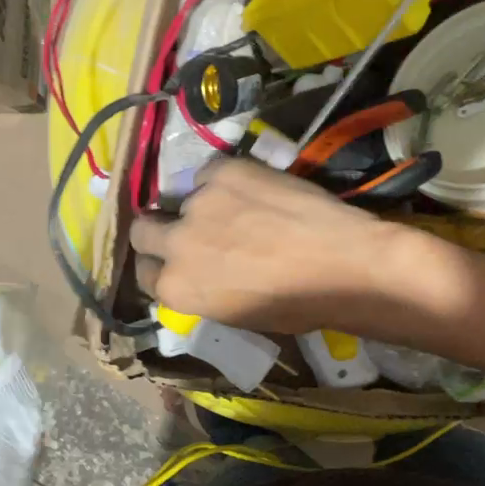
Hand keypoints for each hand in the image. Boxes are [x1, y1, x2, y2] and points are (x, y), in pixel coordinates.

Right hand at [131, 158, 461, 334]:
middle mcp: (175, 244)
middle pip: (143, 229)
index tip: (178, 263)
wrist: (341, 264)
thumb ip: (201, 292)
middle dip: (158, 231)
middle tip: (188, 233)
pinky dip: (222, 181)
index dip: (161, 266)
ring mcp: (197, 203)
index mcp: (175, 289)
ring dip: (201, 207)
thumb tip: (197, 274)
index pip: (145, 272)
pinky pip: (208, 172)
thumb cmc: (294, 306)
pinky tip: (251, 191)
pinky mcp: (224, 170)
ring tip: (237, 211)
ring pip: (183, 199)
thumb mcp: (234, 314)